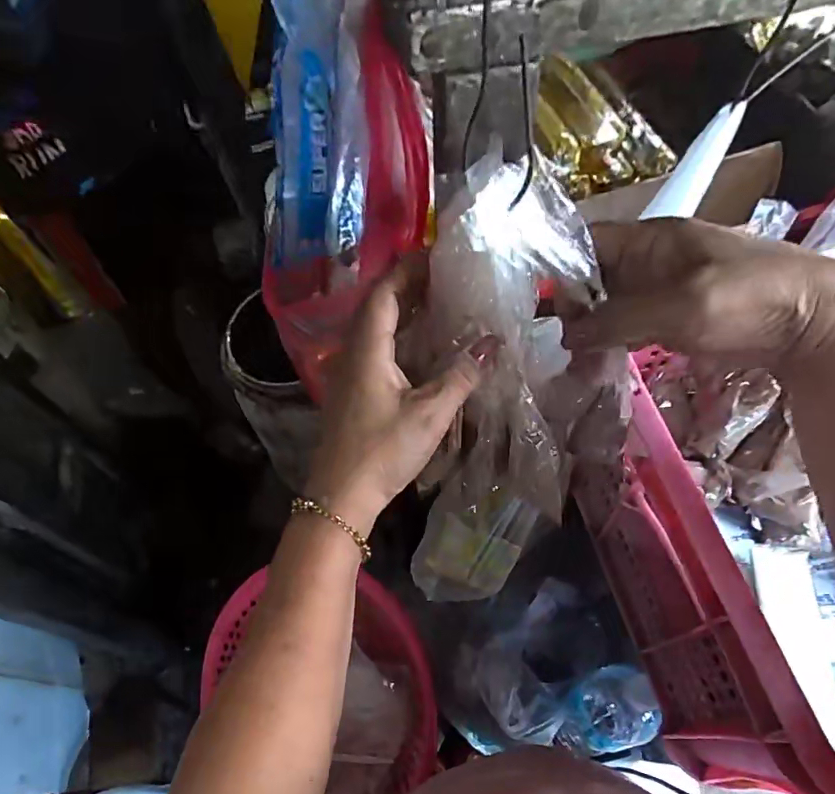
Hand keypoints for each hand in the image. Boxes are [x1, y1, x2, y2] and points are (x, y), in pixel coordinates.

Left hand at [305, 263, 483, 533]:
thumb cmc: (383, 452)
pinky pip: (372, 351)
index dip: (408, 269)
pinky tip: (418, 349)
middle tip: (442, 277)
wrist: (341, 495)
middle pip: (375, 307)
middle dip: (406, 287)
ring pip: (373, 331)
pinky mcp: (349, 394)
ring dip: (401, 313)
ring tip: (436, 305)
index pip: (384, 293)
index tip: (436, 255)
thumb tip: (493, 343)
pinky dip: (396, 339)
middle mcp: (351, 355)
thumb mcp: (430, 414)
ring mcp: (346, 375)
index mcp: (367, 350)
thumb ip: (461, 376)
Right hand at [561, 219, 834, 377]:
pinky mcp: (672, 317)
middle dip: (569, 310)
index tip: (540, 306)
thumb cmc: (749, 299)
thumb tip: (567, 336)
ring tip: (574, 366)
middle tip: (557, 347)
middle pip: (590, 278)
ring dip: (587, 334)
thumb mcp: (680, 307)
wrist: (814, 322)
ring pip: (606, 307)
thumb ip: (619, 319)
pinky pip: (627, 326)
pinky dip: (609, 345)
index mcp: (651, 240)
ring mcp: (661, 290)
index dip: (557, 268)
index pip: (585, 242)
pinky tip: (597, 367)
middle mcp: (650, 260)